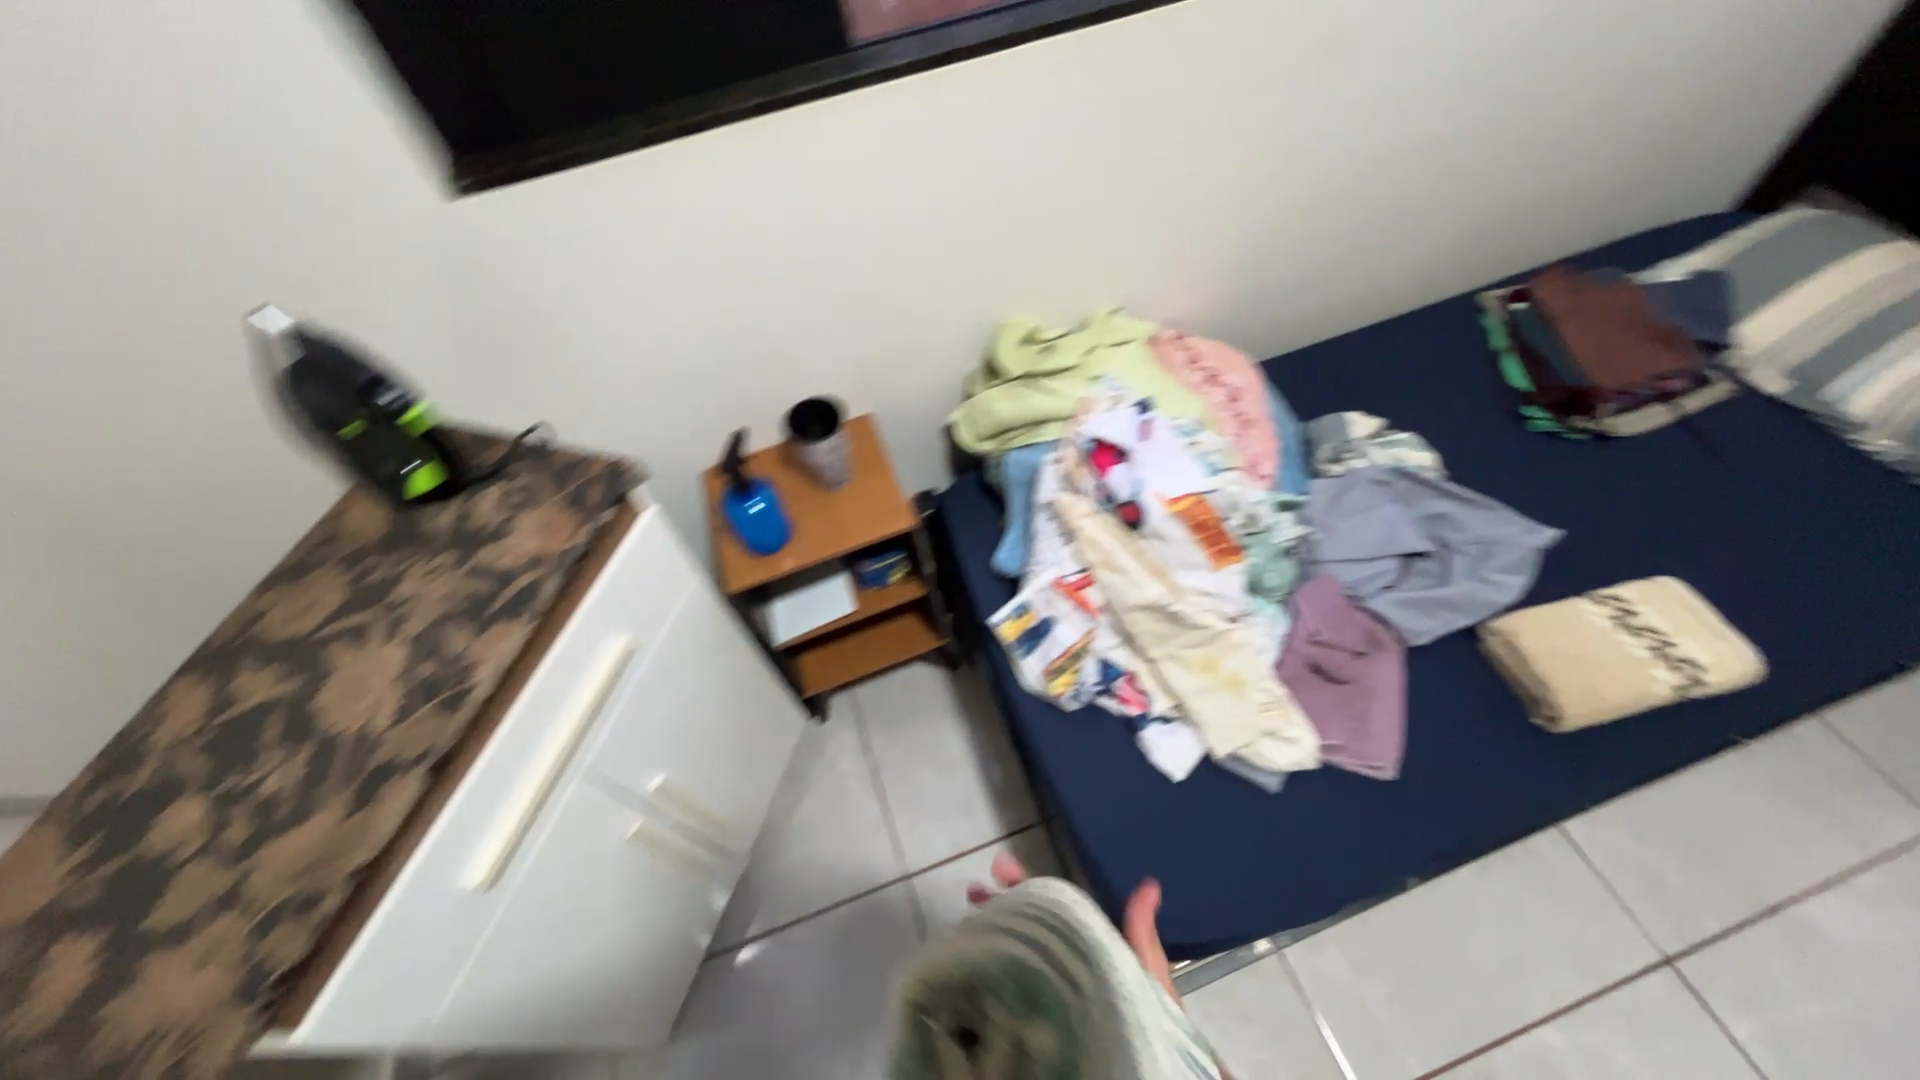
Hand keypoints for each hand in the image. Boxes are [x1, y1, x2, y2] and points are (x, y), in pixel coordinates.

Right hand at [967, 851, 1179, 1003]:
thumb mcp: (1144, 976)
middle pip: (1025, 925)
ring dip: (989, 932)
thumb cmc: (1143, 1023)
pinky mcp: (1030, 1018)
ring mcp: (1043, 990)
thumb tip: (1150, 885)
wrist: (1139, 1070)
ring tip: (968, 921)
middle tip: (974, 892)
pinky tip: (968, 964)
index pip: (1052, 907)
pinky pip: (1002, 990)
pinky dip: (984, 974)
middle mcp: (1060, 962)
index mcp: (1086, 946)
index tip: (1000, 868)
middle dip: (1000, 906)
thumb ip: (1140, 937)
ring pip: (1011, 951)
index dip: (1027, 886)